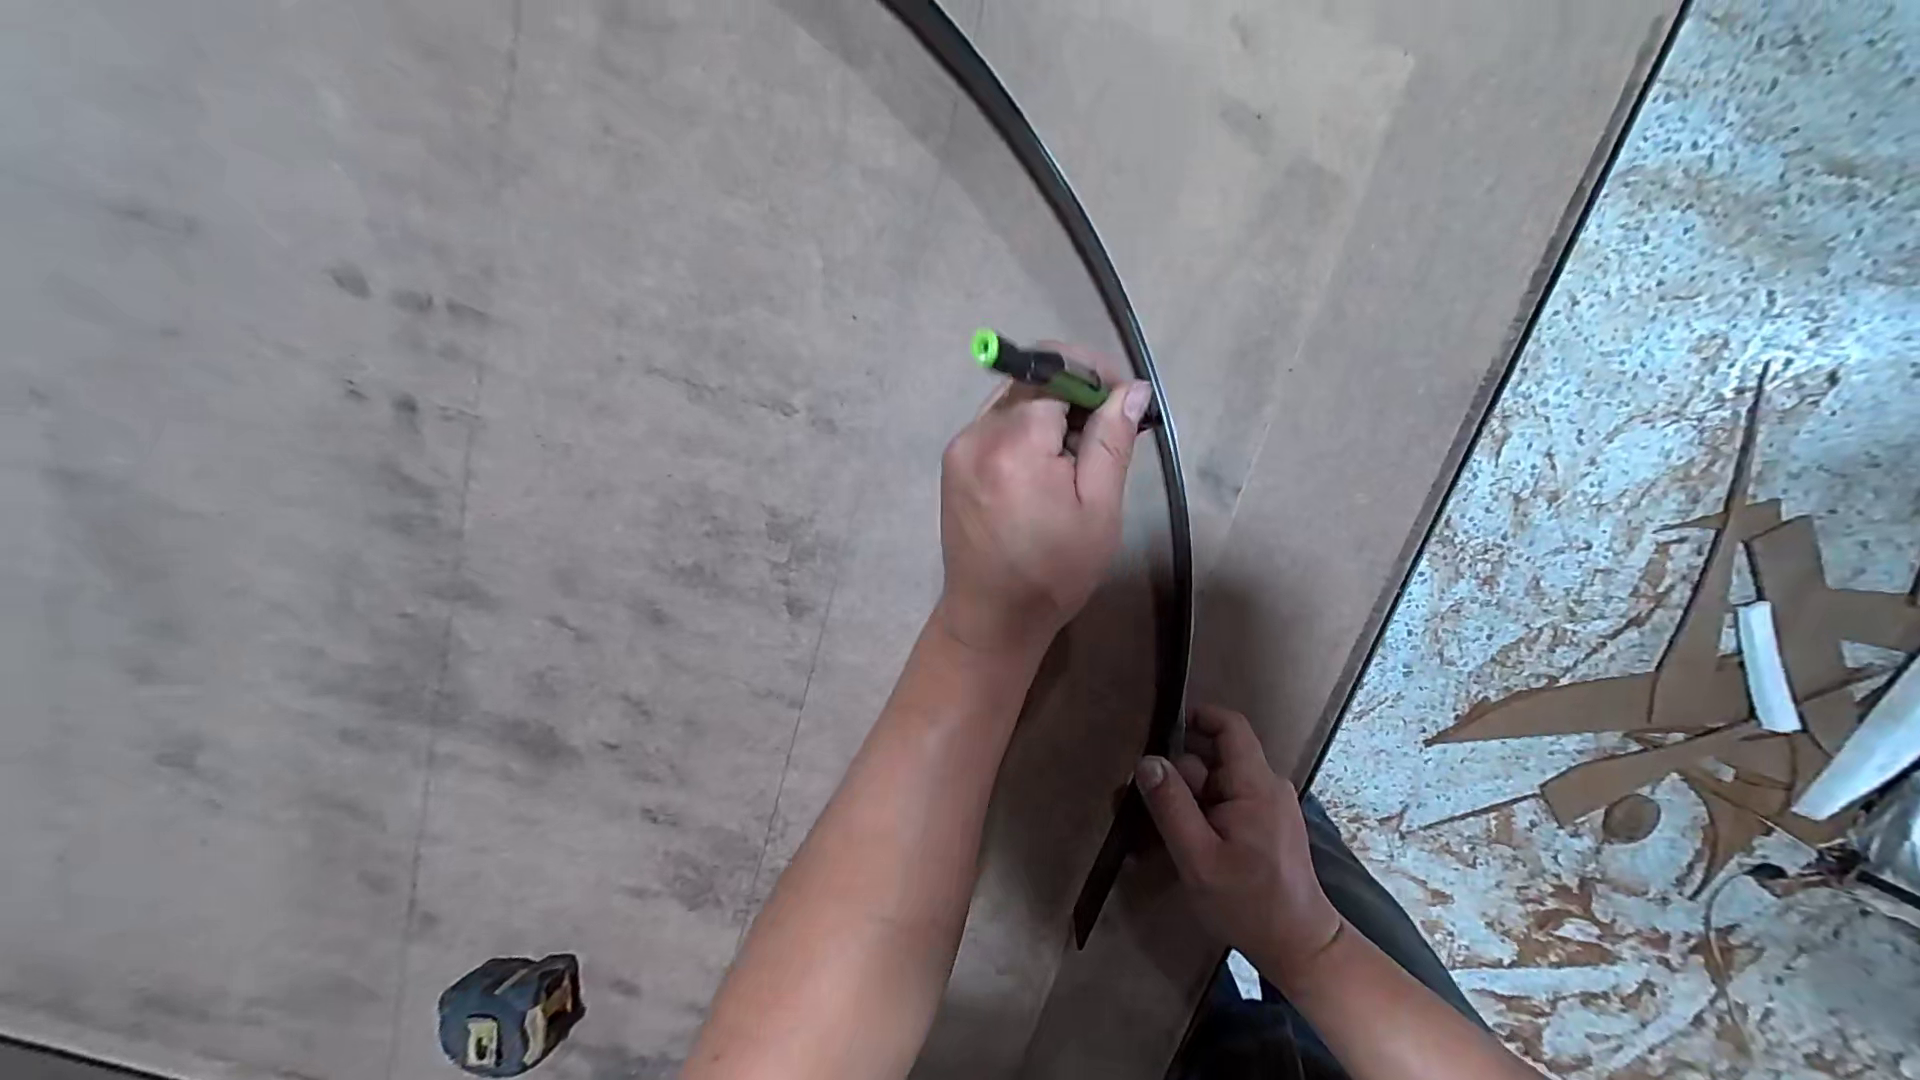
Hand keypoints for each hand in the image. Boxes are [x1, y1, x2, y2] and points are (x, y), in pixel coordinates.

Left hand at [936, 342, 1151, 653]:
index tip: (1123, 399)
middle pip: (1031, 381)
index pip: (1054, 371)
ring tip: (1078, 453)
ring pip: (1013, 400)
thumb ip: (1111, 441)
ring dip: (1050, 411)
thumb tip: (1131, 389)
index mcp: (1013, 443)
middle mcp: (976, 434)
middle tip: (1107, 430)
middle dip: (1074, 393)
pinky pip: (995, 424)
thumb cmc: (1054, 573)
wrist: (992, 616)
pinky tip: (1045, 463)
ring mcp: (959, 447)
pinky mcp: (953, 463)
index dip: (1094, 373)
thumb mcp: (1099, 510)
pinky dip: (1025, 429)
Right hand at [1134, 705, 1343, 984]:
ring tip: (1166, 827)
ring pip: (1217, 778)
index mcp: (1256, 784)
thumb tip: (1147, 760)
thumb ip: (1171, 805)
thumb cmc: (1248, 903)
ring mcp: (1269, 804)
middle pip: (1215, 754)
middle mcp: (1267, 785)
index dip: (1196, 718)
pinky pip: (1227, 798)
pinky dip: (1203, 809)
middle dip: (1180, 771)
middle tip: (1151, 801)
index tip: (1160, 733)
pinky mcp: (1266, 822)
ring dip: (1189, 795)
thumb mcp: (1198, 858)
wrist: (1300, 948)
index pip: (1229, 725)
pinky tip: (1188, 839)